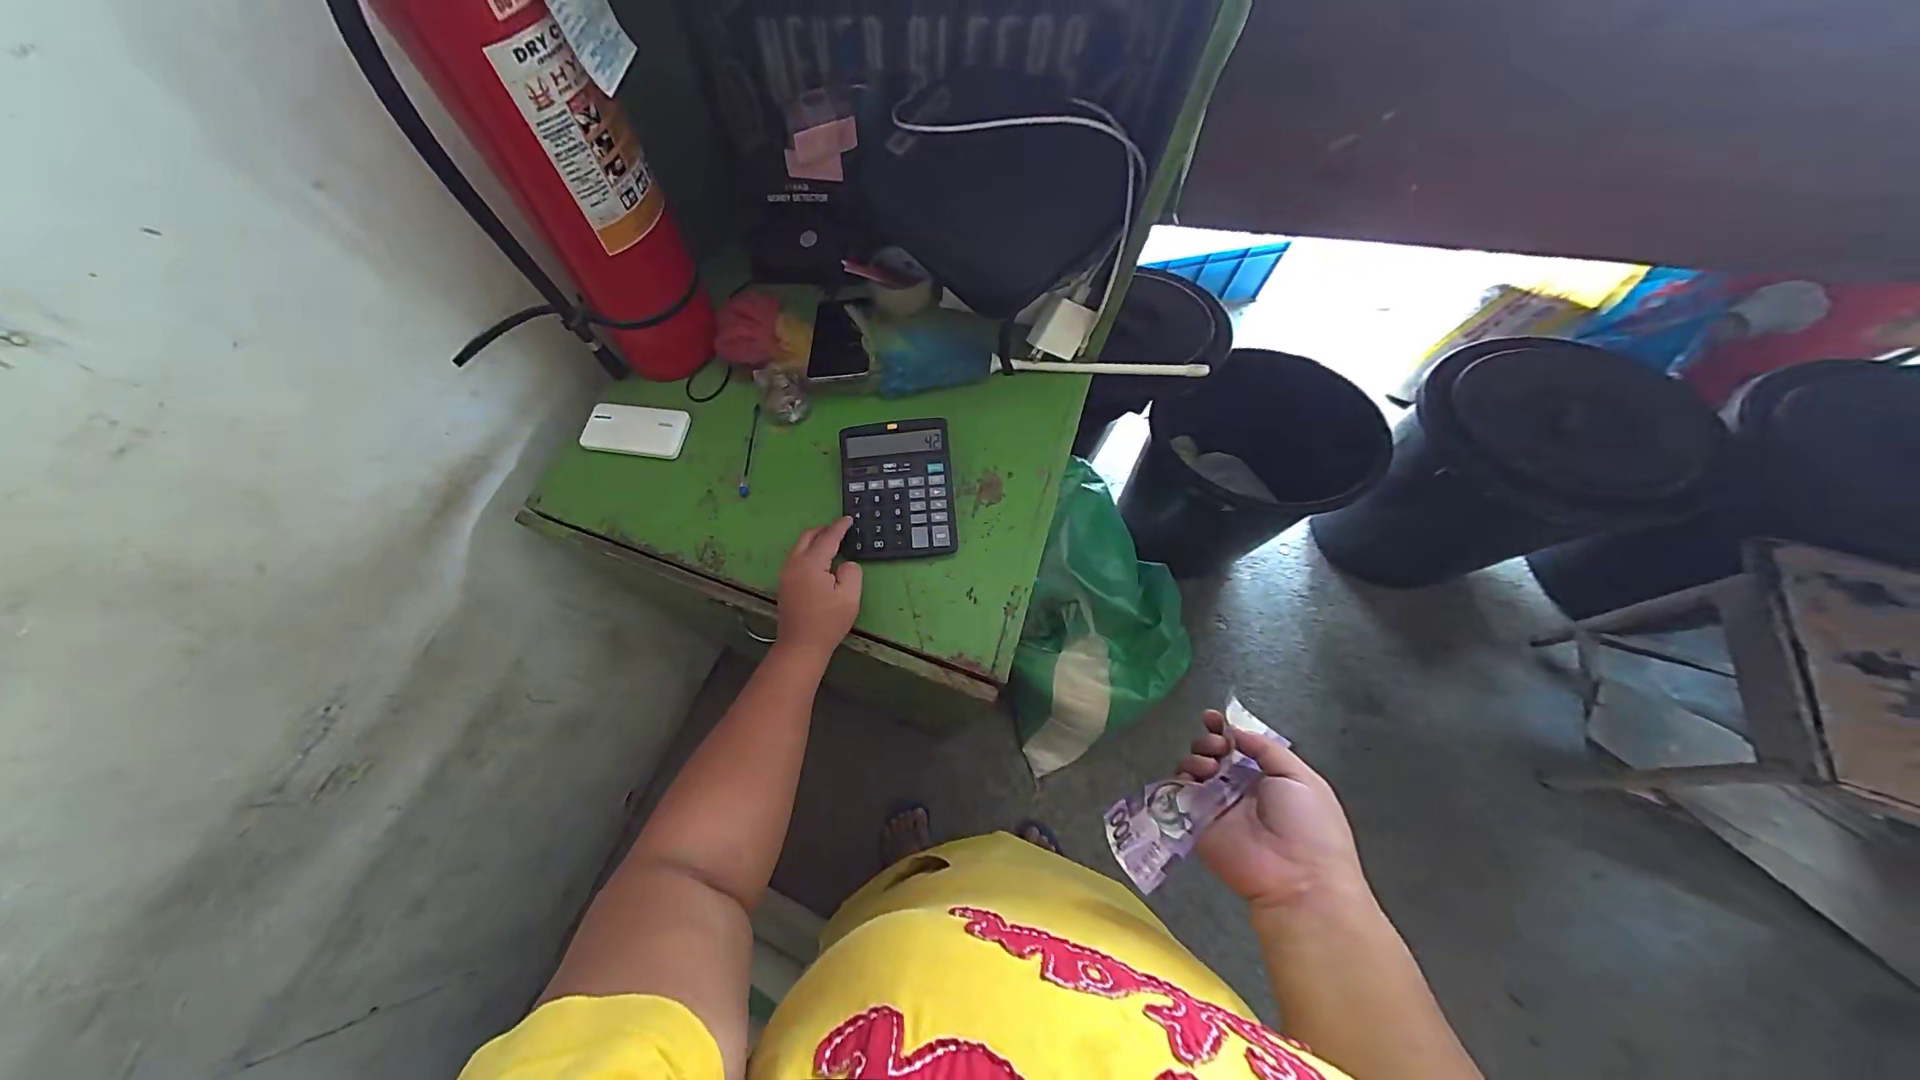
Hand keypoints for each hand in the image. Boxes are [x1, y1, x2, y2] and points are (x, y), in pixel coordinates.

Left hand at [775, 518, 862, 659]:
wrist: (800, 646)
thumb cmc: (828, 623)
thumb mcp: (850, 598)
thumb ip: (851, 573)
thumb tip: (845, 564)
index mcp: (811, 564)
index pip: (827, 538)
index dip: (840, 527)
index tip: (849, 519)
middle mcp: (794, 564)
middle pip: (808, 537)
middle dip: (824, 530)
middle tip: (840, 530)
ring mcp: (786, 574)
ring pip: (799, 547)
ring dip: (815, 541)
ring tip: (832, 543)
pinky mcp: (784, 584)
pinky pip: (796, 558)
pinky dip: (809, 551)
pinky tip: (820, 561)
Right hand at [1179, 710, 1371, 915]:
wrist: (1297, 878)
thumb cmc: (1308, 825)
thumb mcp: (1300, 776)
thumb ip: (1266, 748)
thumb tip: (1236, 732)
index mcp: (1268, 777)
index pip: (1239, 746)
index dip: (1224, 729)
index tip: (1212, 717)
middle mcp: (1240, 788)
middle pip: (1213, 752)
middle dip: (1209, 740)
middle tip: (1216, 746)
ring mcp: (1217, 804)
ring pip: (1195, 768)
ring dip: (1197, 756)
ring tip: (1209, 763)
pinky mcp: (1197, 821)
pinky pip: (1181, 792)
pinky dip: (1182, 777)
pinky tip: (1196, 775)